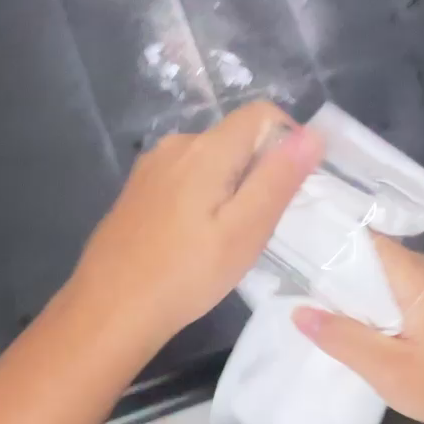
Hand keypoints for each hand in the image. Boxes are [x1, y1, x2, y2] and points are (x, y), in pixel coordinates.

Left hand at [70, 101, 323, 352]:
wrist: (110, 310)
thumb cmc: (186, 274)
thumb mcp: (246, 230)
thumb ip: (278, 178)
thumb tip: (313, 133)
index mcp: (206, 149)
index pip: (262, 114)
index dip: (288, 141)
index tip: (290, 189)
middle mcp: (176, 145)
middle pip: (236, 138)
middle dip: (259, 172)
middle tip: (257, 229)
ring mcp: (152, 167)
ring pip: (212, 161)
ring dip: (232, 189)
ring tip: (227, 240)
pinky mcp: (139, 190)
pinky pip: (187, 179)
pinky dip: (205, 200)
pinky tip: (195, 242)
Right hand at [291, 240, 423, 423]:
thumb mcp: (384, 367)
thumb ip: (341, 338)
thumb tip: (297, 311)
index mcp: (415, 277)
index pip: (365, 239)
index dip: (328, 238)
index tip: (291, 241)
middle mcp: (417, 270)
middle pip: (363, 250)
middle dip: (326, 258)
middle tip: (285, 265)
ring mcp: (415, 283)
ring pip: (366, 268)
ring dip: (336, 279)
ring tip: (295, 283)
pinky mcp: (411, 299)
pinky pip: (373, 285)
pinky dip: (350, 294)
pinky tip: (325, 306)